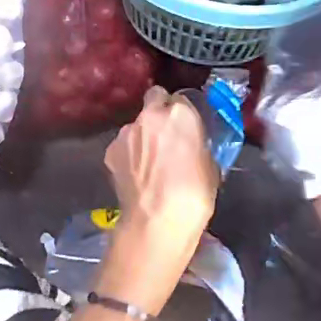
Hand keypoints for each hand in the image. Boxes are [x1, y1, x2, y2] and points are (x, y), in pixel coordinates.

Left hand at [95, 86, 218, 314]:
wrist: (156, 221)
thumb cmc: (194, 195)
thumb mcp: (210, 165)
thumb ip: (198, 143)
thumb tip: (192, 143)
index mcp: (180, 114)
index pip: (181, 98)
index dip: (183, 113)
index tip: (186, 127)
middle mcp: (150, 115)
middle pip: (154, 99)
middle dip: (159, 110)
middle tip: (166, 134)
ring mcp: (126, 131)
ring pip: (136, 124)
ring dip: (143, 135)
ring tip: (149, 161)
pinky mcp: (110, 150)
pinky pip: (123, 145)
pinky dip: (129, 153)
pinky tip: (135, 173)